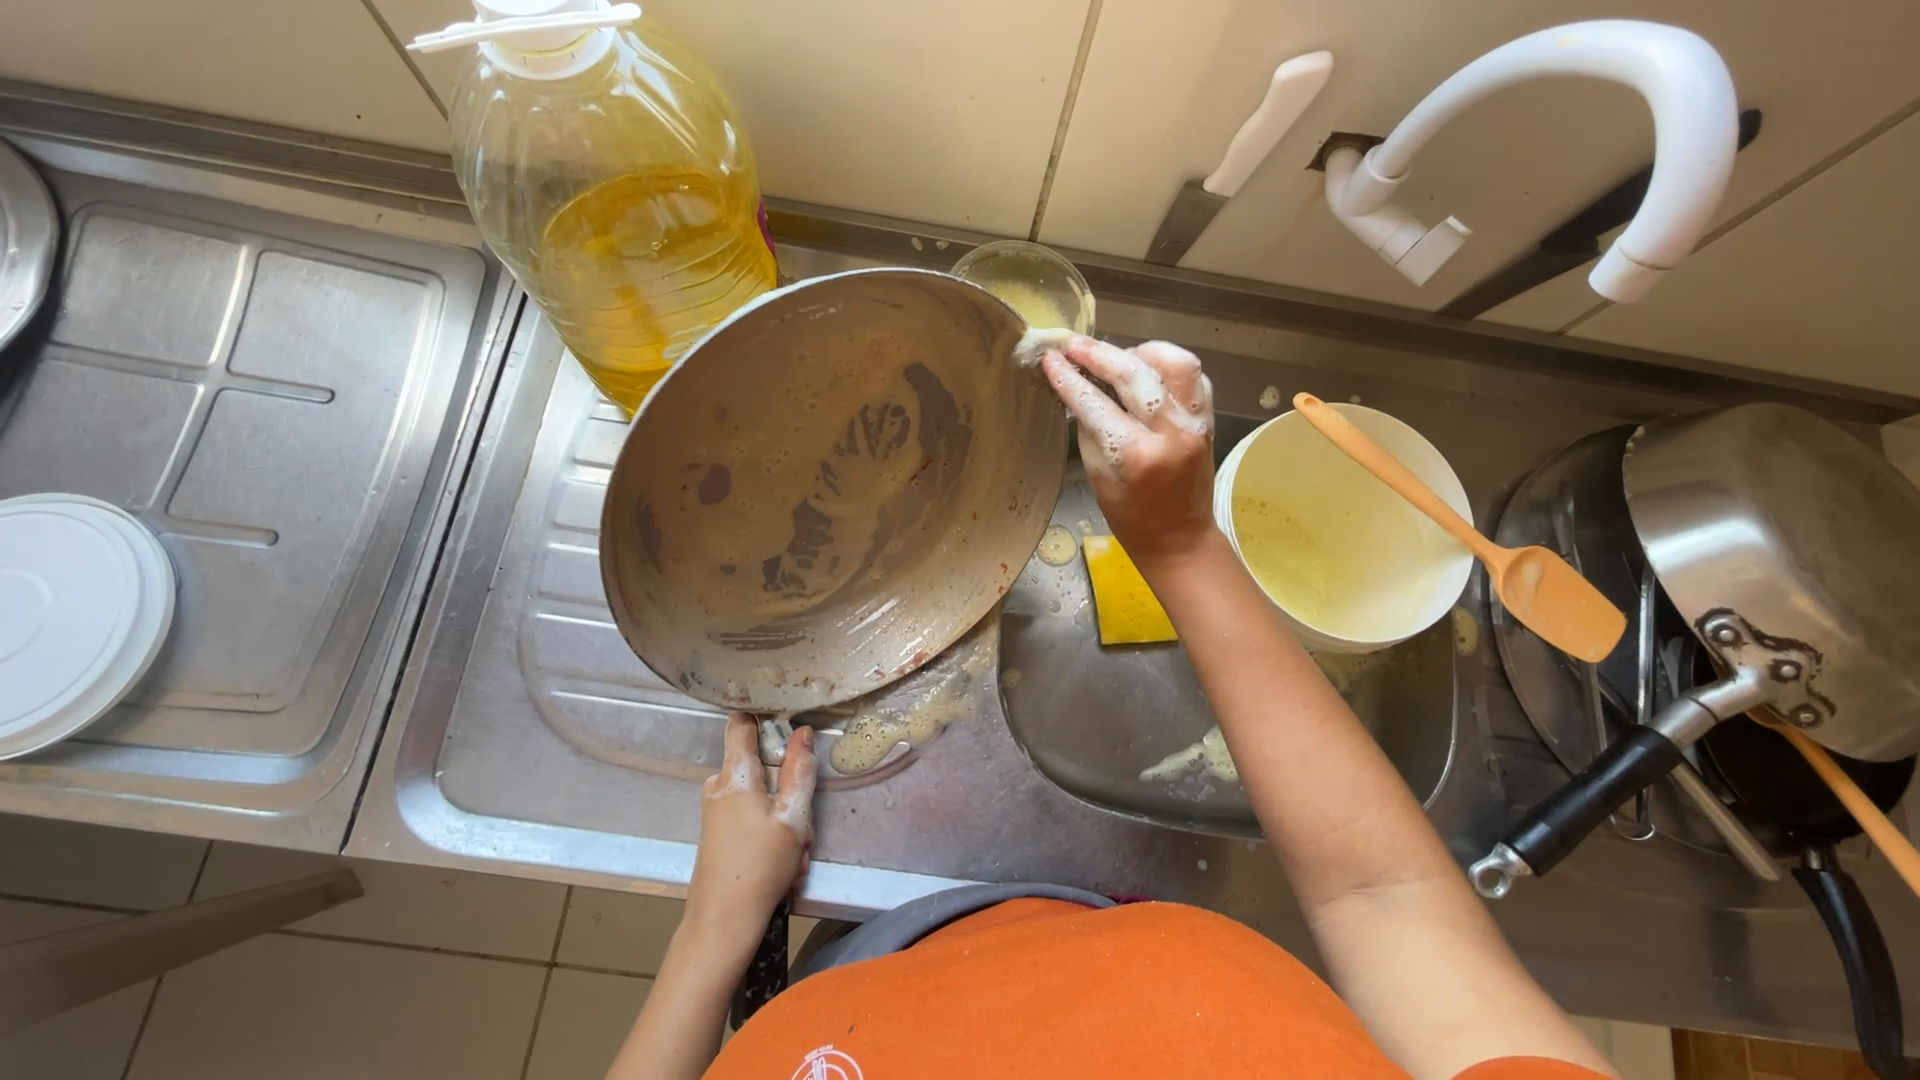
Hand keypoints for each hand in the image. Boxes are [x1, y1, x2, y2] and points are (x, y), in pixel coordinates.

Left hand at [685, 713, 817, 937]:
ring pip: (762, 798)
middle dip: (788, 789)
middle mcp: (719, 786)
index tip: (787, 713)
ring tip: (795, 853)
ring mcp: (716, 810)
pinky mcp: (718, 832)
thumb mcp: (792, 817)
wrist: (722, 923)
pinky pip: (752, 818)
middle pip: (761, 767)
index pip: (741, 724)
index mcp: (734, 775)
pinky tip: (783, 864)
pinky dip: (772, 835)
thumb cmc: (760, 865)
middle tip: (802, 825)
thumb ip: (800, 772)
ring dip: (784, 820)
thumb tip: (803, 732)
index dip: (762, 713)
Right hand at [1040, 337, 1217, 566]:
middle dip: (1098, 354)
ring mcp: (1196, 423)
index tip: (1050, 359)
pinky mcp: (1208, 419)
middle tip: (1073, 345)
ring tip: (1116, 358)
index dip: (1068, 378)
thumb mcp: (1098, 476)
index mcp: (1137, 454)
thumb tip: (1079, 390)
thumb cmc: (1131, 517)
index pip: (1095, 403)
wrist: (1180, 539)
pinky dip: (1167, 366)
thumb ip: (1090, 429)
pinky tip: (1146, 372)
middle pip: (1133, 372)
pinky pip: (1192, 375)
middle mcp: (1171, 432)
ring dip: (1140, 353)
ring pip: (1174, 362)